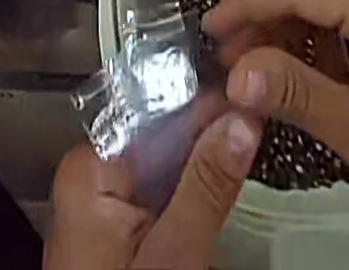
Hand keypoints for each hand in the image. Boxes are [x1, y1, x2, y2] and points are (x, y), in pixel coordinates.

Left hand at [45, 110, 262, 269]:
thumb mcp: (172, 261)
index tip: (250, 95)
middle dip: (210, 129)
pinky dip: (196, 186)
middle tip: (258, 120)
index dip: (208, 101)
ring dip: (208, 157)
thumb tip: (242, 118)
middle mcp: (94, 176)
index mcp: (91, 169)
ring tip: (249, 140)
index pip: (158, 109)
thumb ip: (207, 185)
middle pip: (164, 132)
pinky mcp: (124, 228)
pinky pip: (165, 187)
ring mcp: (108, 202)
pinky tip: (223, 183)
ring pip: (170, 160)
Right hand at [203, 0, 348, 269]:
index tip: (203, 29)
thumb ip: (299, 94)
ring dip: (283, 30)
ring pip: (324, 4)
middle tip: (219, 57)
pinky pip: (345, 26)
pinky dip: (310, 44)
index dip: (248, 2)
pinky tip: (290, 75)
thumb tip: (233, 69)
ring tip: (246, 70)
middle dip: (261, 14)